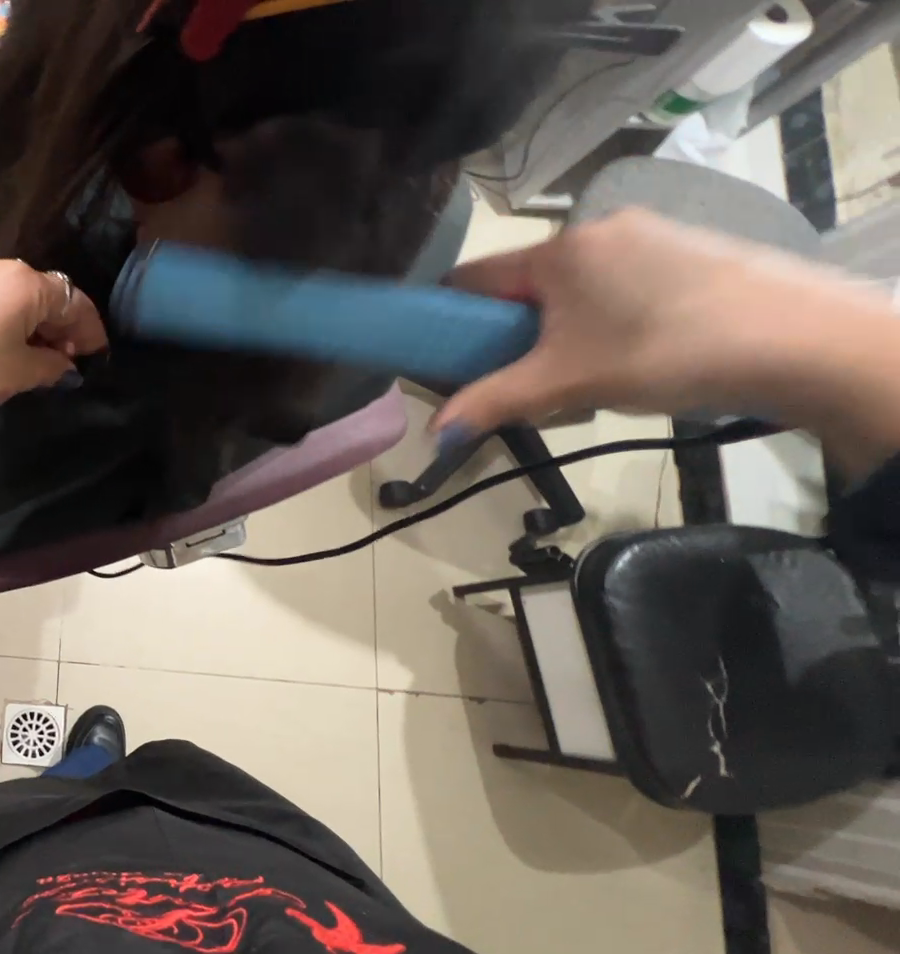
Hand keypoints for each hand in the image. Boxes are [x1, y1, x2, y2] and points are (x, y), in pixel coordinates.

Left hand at [0, 252, 107, 480]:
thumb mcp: (15, 377)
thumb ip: (50, 365)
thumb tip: (65, 363)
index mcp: (20, 281)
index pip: (72, 300)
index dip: (89, 331)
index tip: (95, 359)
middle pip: (41, 292)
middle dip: (58, 327)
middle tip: (64, 363)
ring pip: (11, 296)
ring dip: (28, 325)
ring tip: (31, 361)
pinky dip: (1, 321)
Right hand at [434, 209, 889, 438]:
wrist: (807, 344)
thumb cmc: (664, 352)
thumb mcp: (563, 385)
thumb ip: (490, 404)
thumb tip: (433, 435)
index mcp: (559, 251)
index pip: (471, 278)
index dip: (446, 317)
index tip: (442, 356)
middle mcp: (600, 231)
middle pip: (522, 286)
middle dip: (509, 332)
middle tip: (518, 377)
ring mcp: (652, 236)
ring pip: (571, 289)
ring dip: (556, 330)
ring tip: (580, 374)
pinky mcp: (692, 252)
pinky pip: (617, 286)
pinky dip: (602, 320)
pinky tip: (630, 355)